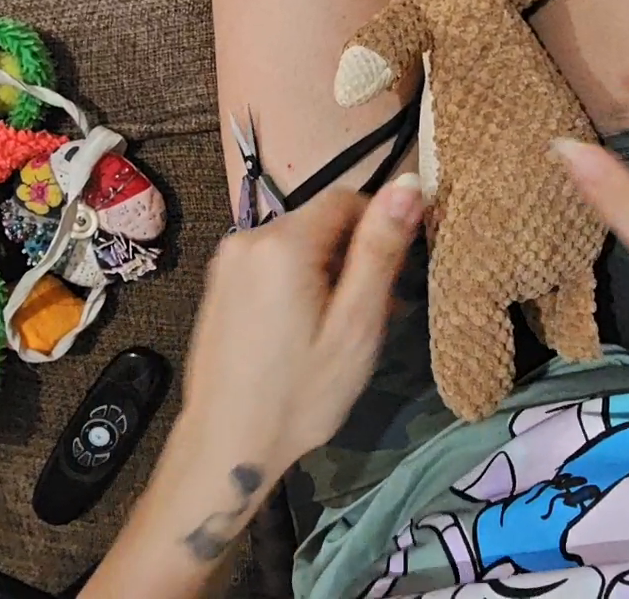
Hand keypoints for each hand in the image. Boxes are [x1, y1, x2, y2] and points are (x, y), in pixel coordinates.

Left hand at [178, 178, 422, 475]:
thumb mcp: (354, 325)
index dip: (378, 228)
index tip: (392, 275)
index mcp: (284, 241)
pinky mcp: (219, 283)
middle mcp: (248, 236)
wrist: (225, 446)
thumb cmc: (300, 393)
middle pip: (320, 221)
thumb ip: (379, 249)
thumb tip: (409, 182)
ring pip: (299, 242)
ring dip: (328, 269)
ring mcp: (227, 260)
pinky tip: (306, 328)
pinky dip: (298, 280)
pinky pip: (273, 262)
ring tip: (340, 327)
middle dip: (352, 255)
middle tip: (371, 312)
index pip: (346, 198)